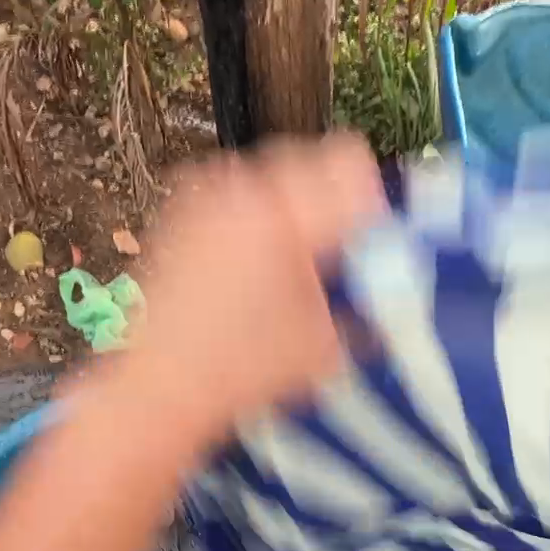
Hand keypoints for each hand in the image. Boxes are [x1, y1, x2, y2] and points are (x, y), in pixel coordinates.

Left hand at [101, 134, 386, 439]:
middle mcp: (243, 188)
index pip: (352, 163)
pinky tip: (252, 271)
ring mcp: (205, 197)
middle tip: (332, 258)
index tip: (370, 242)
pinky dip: (251, 220)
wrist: (161, 388)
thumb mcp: (324, 345)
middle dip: (329, 204)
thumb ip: (364, 304)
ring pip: (270, 178)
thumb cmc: (242, 372)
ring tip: (288, 267)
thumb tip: (388, 287)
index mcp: (286, 212)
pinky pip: (233, 197)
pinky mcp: (180, 215)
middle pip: (311, 162)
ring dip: (289, 210)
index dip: (370, 202)